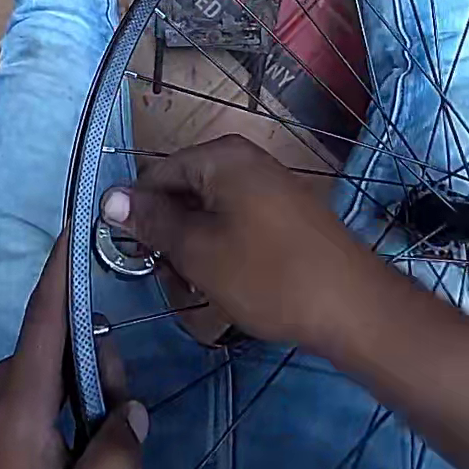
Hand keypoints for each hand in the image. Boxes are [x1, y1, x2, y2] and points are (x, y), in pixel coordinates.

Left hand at [0, 236, 147, 468]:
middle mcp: (1, 384)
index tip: (75, 224)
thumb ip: (114, 466)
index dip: (60, 266)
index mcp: (20, 400)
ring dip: (85, 391)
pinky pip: (38, 386)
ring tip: (95, 450)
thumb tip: (134, 410)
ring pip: (53, 368)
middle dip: (99, 365)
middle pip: (60, 344)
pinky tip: (74, 449)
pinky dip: (66, 401)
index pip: (44, 315)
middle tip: (119, 422)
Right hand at [101, 134, 395, 349]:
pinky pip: (233, 218)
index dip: (140, 216)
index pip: (155, 176)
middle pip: (181, 191)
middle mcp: (242, 159)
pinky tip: (227, 280)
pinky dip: (221, 246)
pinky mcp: (282, 210)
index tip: (139, 257)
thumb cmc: (269, 275)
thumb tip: (107, 197)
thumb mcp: (197, 250)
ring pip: (206, 210)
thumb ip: (150, 221)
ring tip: (200, 286)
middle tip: (173, 278)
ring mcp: (266, 183)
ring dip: (193, 246)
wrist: (360, 311)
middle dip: (170, 234)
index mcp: (219, 156)